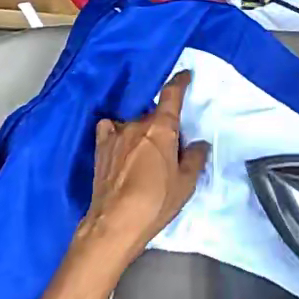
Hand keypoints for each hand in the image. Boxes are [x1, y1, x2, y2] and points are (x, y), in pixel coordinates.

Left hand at [78, 70, 210, 259]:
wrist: (115, 223)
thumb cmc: (156, 200)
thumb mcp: (186, 182)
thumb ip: (195, 157)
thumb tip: (197, 144)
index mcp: (161, 127)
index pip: (172, 95)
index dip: (180, 82)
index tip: (186, 75)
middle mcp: (137, 125)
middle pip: (155, 115)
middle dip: (165, 126)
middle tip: (173, 148)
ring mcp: (115, 136)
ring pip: (135, 125)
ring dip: (143, 133)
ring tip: (147, 154)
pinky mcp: (100, 150)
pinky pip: (109, 130)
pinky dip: (116, 132)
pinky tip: (120, 143)